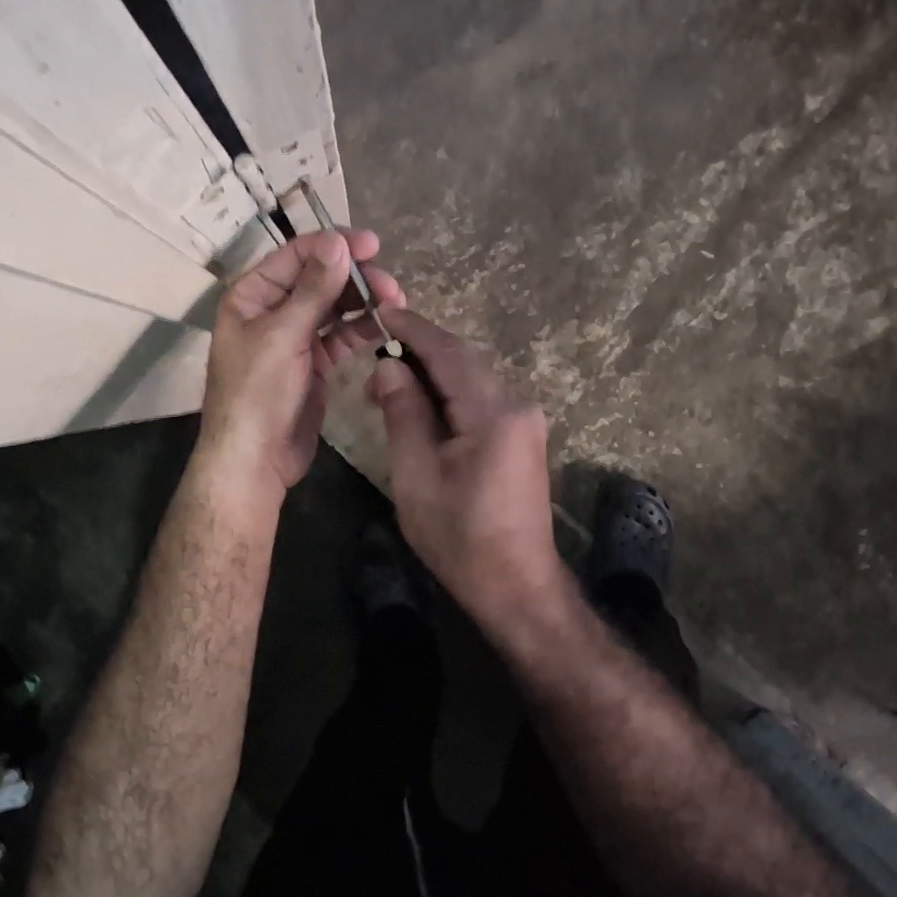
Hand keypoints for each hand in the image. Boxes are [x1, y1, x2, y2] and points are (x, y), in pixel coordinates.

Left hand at [201, 229, 403, 494]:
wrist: (255, 460)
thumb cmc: (257, 393)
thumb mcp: (283, 336)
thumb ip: (313, 289)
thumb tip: (338, 243)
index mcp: (251, 296)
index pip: (295, 256)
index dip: (333, 246)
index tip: (373, 244)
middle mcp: (270, 311)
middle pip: (318, 279)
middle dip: (355, 277)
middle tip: (391, 286)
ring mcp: (293, 338)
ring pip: (333, 306)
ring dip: (363, 301)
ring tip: (396, 303)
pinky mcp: (313, 363)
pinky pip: (341, 335)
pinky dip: (362, 328)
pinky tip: (386, 324)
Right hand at [368, 308, 562, 622]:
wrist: (516, 585)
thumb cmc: (459, 537)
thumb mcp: (416, 475)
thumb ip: (403, 413)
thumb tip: (389, 366)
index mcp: (493, 412)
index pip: (448, 352)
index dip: (412, 329)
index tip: (378, 311)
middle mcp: (517, 405)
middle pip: (463, 359)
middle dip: (418, 349)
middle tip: (372, 353)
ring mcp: (524, 420)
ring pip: (472, 376)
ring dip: (431, 371)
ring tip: (387, 382)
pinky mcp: (522, 436)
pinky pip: (480, 397)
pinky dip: (448, 391)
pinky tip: (420, 404)